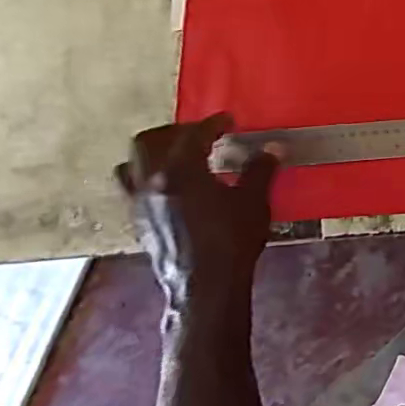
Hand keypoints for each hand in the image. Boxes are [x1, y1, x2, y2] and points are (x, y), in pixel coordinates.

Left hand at [115, 114, 279, 311]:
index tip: (228, 120)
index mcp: (180, 171)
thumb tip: (272, 147)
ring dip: (154, 154)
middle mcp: (152, 182)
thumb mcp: (253, 201)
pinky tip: (176, 188)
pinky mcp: (139, 222)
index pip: (193, 135)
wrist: (205, 285)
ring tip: (180, 158)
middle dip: (174, 132)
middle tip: (200, 135)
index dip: (213, 124)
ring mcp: (140, 203)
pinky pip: (134, 188)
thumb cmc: (232, 239)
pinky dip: (151, 177)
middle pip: (148, 142)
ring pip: (132, 164)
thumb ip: (260, 170)